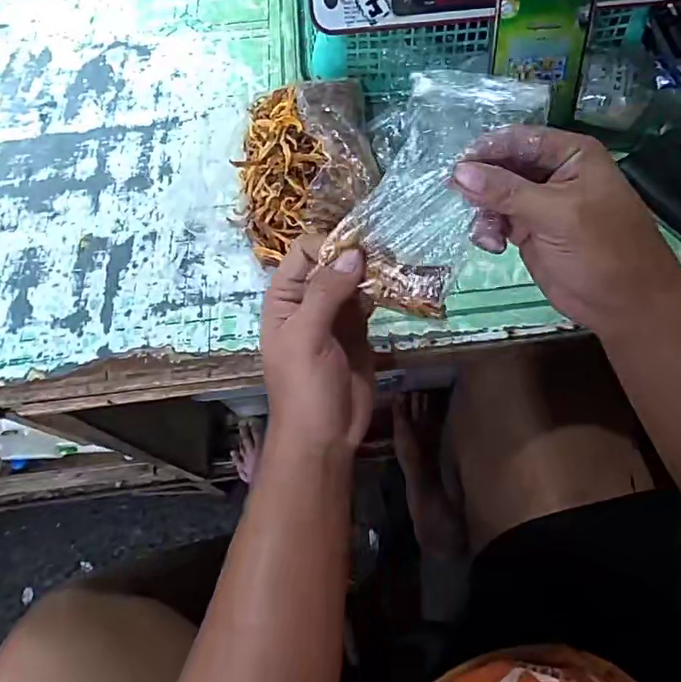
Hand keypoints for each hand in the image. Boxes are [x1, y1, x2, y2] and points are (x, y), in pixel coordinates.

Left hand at [260, 235, 374, 456]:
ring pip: (353, 278)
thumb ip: (326, 292)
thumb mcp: (307, 336)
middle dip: (356, 254)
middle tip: (387, 254)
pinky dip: (381, 291)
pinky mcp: (357, 328)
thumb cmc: (304, 387)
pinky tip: (396, 287)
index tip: (359, 251)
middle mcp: (308, 299)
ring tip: (397, 266)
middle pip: (331, 261)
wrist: (324, 435)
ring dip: (373, 270)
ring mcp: (334, 314)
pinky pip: (368, 299)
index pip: (303, 252)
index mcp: (284, 297)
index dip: (329, 246)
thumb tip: (354, 252)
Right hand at [451, 126, 680, 336]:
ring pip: (494, 194)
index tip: (457, 169)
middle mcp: (552, 172)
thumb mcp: (556, 215)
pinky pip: (497, 219)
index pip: (518, 139)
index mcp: (570, 154)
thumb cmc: (603, 250)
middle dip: (481, 183)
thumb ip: (507, 191)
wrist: (626, 305)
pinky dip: (489, 230)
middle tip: (462, 201)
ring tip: (487, 235)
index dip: (487, 150)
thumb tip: (459, 172)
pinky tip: (494, 246)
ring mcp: (539, 202)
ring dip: (484, 211)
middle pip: (501, 165)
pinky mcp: (528, 230)